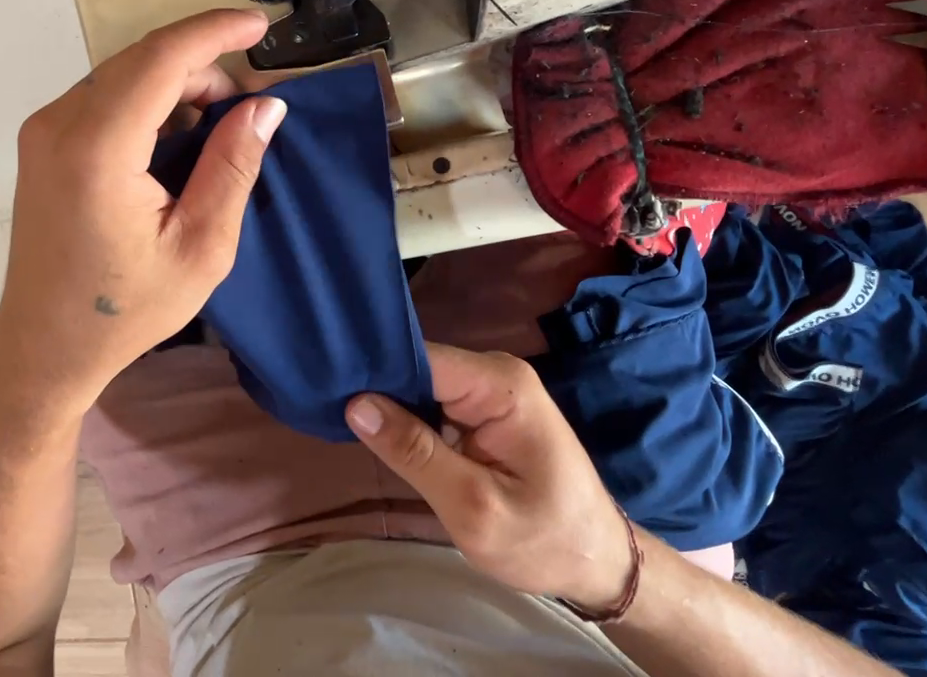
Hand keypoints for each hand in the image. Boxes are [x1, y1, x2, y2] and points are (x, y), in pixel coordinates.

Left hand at [0, 9, 286, 412]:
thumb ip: (232, 168)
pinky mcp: (41, 144)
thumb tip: (265, 106)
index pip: (160, 60)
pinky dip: (146, 101)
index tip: (259, 25)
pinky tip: (176, 137)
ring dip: (174, 83)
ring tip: (218, 124)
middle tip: (248, 102)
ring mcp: (42, 132)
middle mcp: (59, 125)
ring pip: (121, 75)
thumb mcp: (200, 248)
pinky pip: (102, 98)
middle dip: (200, 65)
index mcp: (97, 150)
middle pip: (139, 61)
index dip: (213, 32)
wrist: (45, 347)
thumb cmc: (125, 311)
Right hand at [346, 344, 636, 611]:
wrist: (598, 566)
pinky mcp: (480, 411)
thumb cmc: (544, 541)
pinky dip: (404, 420)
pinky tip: (376, 433)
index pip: (419, 359)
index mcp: (500, 385)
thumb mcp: (474, 508)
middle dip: (376, 391)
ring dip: (387, 407)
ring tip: (342, 422)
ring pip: (418, 386)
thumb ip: (414, 453)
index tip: (328, 390)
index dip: (374, 373)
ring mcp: (488, 391)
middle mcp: (493, 374)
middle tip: (329, 414)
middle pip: (416, 367)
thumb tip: (355, 404)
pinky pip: (429, 403)